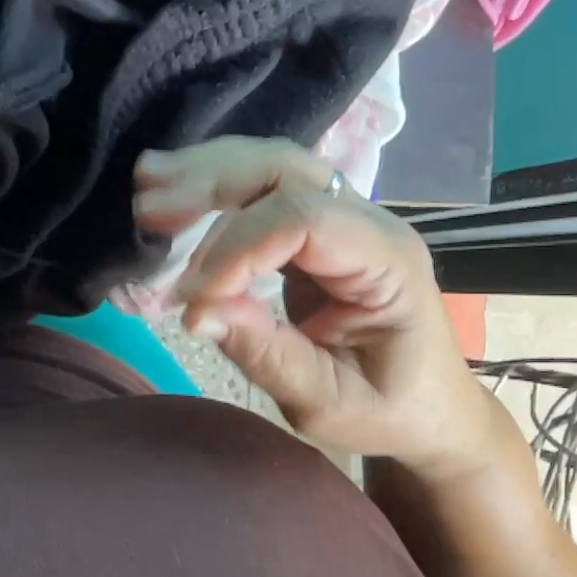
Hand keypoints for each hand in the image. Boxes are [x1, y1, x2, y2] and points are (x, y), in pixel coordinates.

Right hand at [134, 137, 507, 479]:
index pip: (306, 221)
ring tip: (147, 184)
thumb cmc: (390, 411)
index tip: (191, 298)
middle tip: (148, 208)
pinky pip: (265, 188)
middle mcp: (370, 222)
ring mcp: (346, 217)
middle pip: (287, 170)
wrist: (428, 406)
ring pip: (273, 165)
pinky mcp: (319, 227)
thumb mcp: (330, 405)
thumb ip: (269, 357)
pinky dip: (216, 186)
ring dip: (207, 173)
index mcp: (388, 263)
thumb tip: (198, 314)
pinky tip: (174, 191)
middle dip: (213, 182)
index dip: (238, 248)